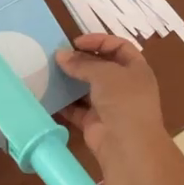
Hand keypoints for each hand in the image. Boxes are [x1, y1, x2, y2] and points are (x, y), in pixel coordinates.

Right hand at [56, 33, 175, 172]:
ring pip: (86, 88)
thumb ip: (82, 64)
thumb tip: (60, 55)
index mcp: (136, 70)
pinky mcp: (94, 122)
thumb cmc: (123, 100)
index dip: (99, 40)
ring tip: (49, 73)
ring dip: (70, 81)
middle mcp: (124, 86)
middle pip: (101, 67)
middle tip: (58, 57)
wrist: (126, 144)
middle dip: (80, 61)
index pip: (119, 47)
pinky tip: (48, 96)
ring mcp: (109, 105)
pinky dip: (63, 104)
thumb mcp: (105, 74)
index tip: (75, 42)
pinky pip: (76, 109)